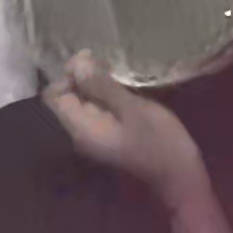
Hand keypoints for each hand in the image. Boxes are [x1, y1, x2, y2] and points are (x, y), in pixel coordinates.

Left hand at [43, 52, 207, 205]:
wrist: (179, 175)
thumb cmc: (158, 140)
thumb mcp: (131, 108)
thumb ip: (102, 86)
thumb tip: (76, 63)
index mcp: (82, 128)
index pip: (54, 96)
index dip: (67, 74)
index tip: (92, 58)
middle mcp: (81, 133)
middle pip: (67, 97)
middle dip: (81, 76)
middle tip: (108, 61)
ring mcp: (95, 134)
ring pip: (82, 101)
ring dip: (94, 83)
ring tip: (116, 68)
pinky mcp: (109, 132)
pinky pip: (96, 108)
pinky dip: (104, 93)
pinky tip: (122, 84)